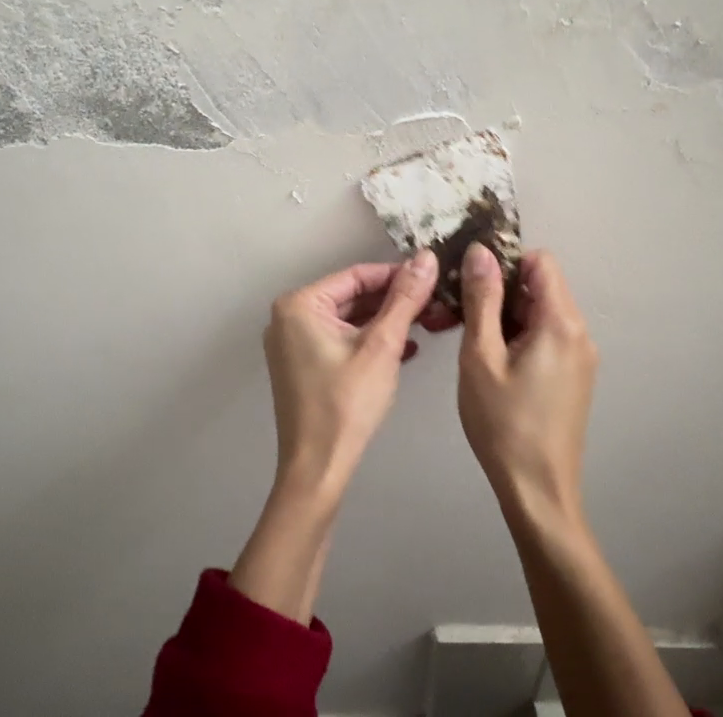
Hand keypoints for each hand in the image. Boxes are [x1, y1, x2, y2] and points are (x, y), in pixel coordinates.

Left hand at [262, 250, 438, 492]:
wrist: (318, 466)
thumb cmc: (347, 403)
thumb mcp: (382, 346)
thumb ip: (404, 299)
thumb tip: (426, 257)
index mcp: (298, 304)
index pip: (356, 275)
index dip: (396, 275)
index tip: (433, 277)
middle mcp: (288, 317)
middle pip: (351, 296)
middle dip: (392, 301)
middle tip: (434, 303)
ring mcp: (291, 342)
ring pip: (347, 320)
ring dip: (384, 322)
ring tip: (426, 323)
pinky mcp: (301, 365)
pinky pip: (339, 340)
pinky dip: (368, 341)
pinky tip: (404, 349)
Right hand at [456, 245, 597, 515]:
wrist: (538, 488)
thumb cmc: (503, 422)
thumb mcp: (481, 356)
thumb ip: (482, 299)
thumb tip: (481, 252)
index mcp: (561, 323)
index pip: (541, 261)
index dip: (504, 261)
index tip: (470, 280)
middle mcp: (580, 333)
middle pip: (541, 286)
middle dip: (500, 289)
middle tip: (459, 311)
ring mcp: (581, 357)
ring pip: (541, 313)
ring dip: (506, 315)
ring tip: (471, 339)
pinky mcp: (574, 377)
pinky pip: (547, 337)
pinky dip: (519, 336)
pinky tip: (491, 361)